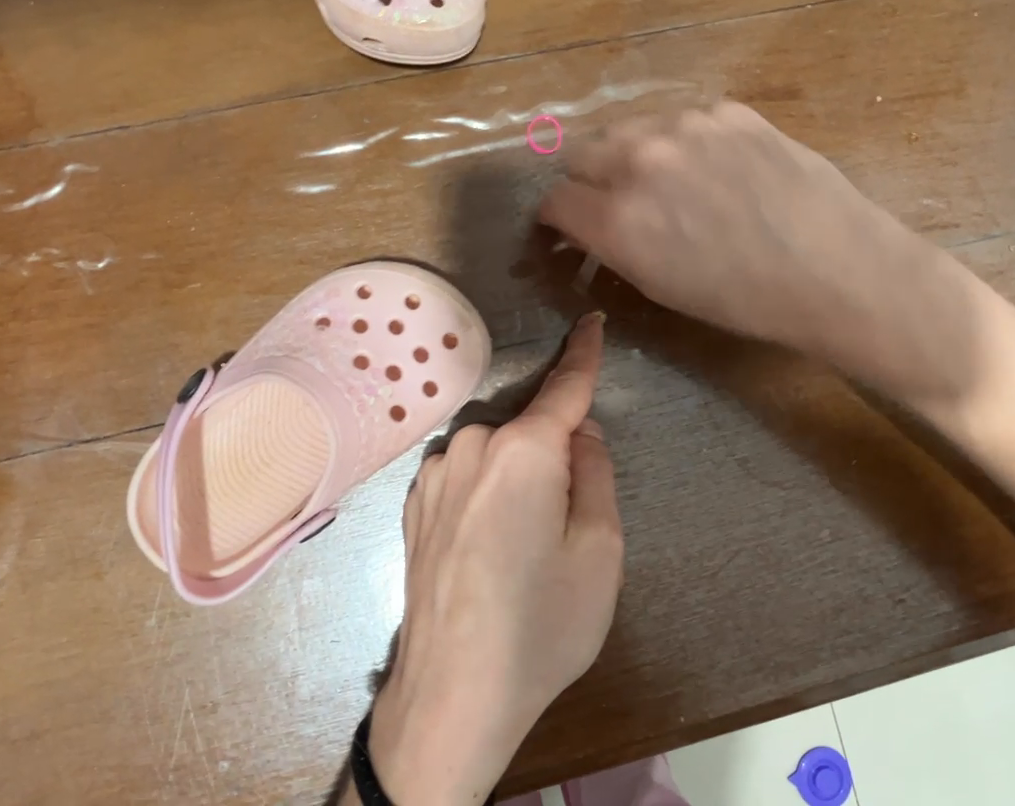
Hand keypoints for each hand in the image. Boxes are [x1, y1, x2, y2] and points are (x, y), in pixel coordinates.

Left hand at [366, 314, 623, 804]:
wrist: (452, 692)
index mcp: (523, 450)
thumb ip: (595, 474)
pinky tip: (490, 549)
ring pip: (498, 453)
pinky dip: (489, 491)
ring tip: (524, 549)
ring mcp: (435, 473)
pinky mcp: (414, 502)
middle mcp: (472, 446)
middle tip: (569, 523)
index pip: (564, 387)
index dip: (584, 355)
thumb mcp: (600, 552)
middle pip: (530, 428)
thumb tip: (579, 433)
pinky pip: (468, 475)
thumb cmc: (541, 625)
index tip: (592, 322)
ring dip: (520, 475)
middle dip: (557, 451)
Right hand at [539, 102, 986, 407]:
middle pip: (579, 153)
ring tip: (666, 183)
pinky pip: (679, 120)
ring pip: (628, 129)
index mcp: (616, 218)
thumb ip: (608, 243)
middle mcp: (638, 160)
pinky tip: (715, 170)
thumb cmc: (744, 299)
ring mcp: (683, 125)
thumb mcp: (657, 285)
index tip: (567, 227)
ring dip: (630, 154)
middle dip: (586, 180)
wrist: (836, 268)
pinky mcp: (725, 109)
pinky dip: (680, 142)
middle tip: (613, 203)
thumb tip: (581, 222)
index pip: (553, 200)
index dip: (556, 218)